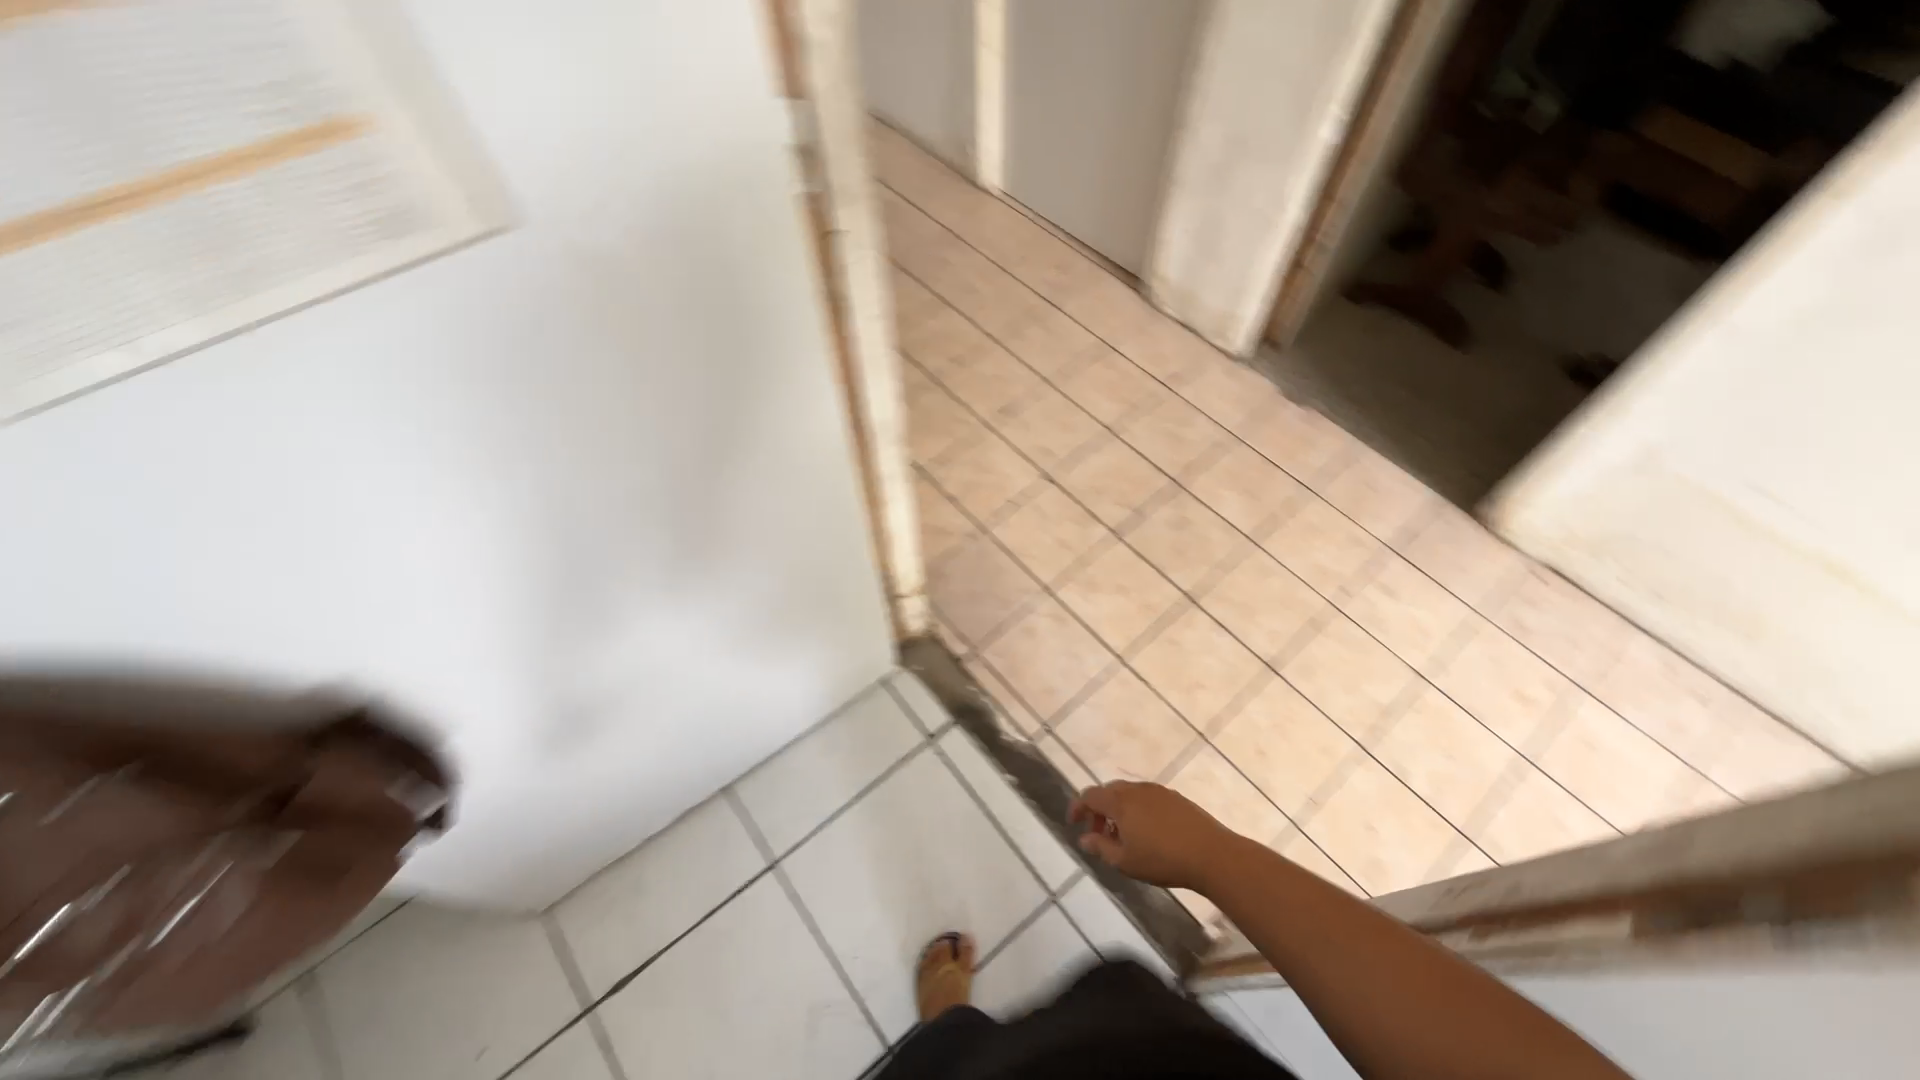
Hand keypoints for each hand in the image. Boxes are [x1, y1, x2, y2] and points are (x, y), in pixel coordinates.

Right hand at [1067, 781, 1243, 890]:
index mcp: (1120, 802)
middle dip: (1099, 810)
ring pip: (1129, 794)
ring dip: (1119, 811)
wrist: (1212, 854)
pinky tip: (1147, 833)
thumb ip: (1101, 848)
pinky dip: (1138, 810)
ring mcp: (1159, 792)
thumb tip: (1084, 839)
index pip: (1090, 796)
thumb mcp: (1125, 861)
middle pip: (1109, 792)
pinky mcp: (1176, 798)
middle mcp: (1137, 790)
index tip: (1073, 823)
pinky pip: (1147, 798)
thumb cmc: (1163, 860)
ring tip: (1123, 837)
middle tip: (1099, 834)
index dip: (1078, 808)